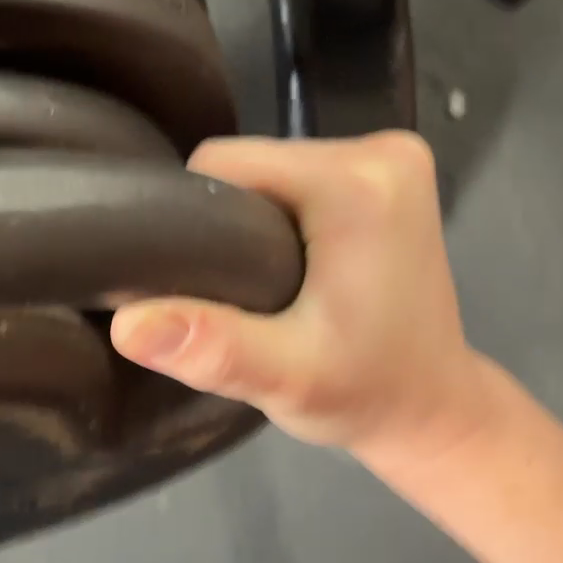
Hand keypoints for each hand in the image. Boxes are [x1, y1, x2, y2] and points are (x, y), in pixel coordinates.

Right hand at [111, 133, 494, 458]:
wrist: (437, 410)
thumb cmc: (366, 395)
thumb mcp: (286, 380)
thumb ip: (211, 347)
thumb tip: (125, 324)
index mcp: (358, 183)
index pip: (225, 164)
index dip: (198, 217)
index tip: (210, 277)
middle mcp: (381, 151)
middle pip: (246, 160)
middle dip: (227, 217)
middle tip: (236, 285)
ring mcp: (390, 153)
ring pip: (266, 164)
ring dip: (250, 213)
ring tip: (261, 275)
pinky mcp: (387, 166)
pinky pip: (293, 170)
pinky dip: (277, 209)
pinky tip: (287, 256)